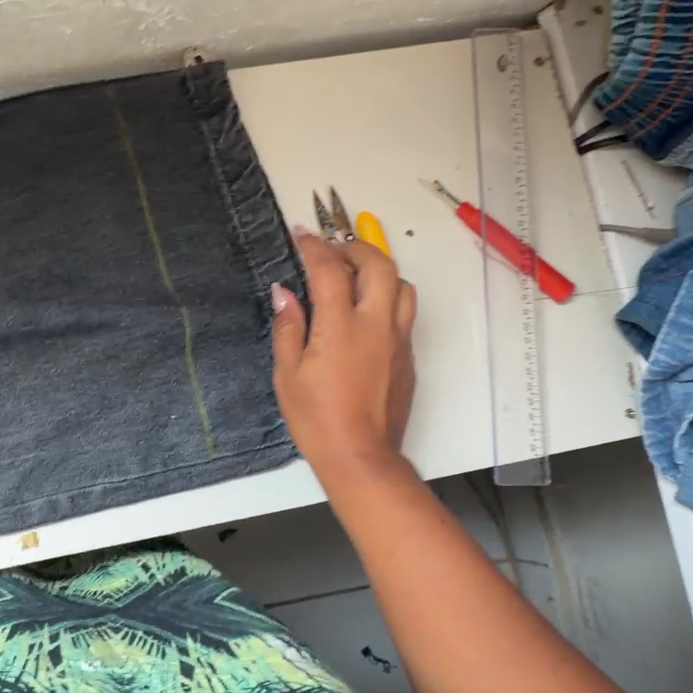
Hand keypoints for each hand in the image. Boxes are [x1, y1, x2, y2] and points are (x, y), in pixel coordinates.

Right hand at [270, 228, 418, 480]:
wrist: (361, 456)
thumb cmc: (316, 419)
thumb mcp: (287, 374)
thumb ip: (288, 327)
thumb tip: (285, 294)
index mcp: (341, 327)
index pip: (330, 270)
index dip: (314, 247)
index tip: (301, 236)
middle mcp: (376, 325)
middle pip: (378, 264)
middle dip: (355, 247)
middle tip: (332, 249)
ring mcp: (398, 340)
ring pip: (402, 285)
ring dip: (379, 271)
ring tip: (355, 276)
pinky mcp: (408, 357)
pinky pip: (404, 313)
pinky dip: (387, 298)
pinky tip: (365, 313)